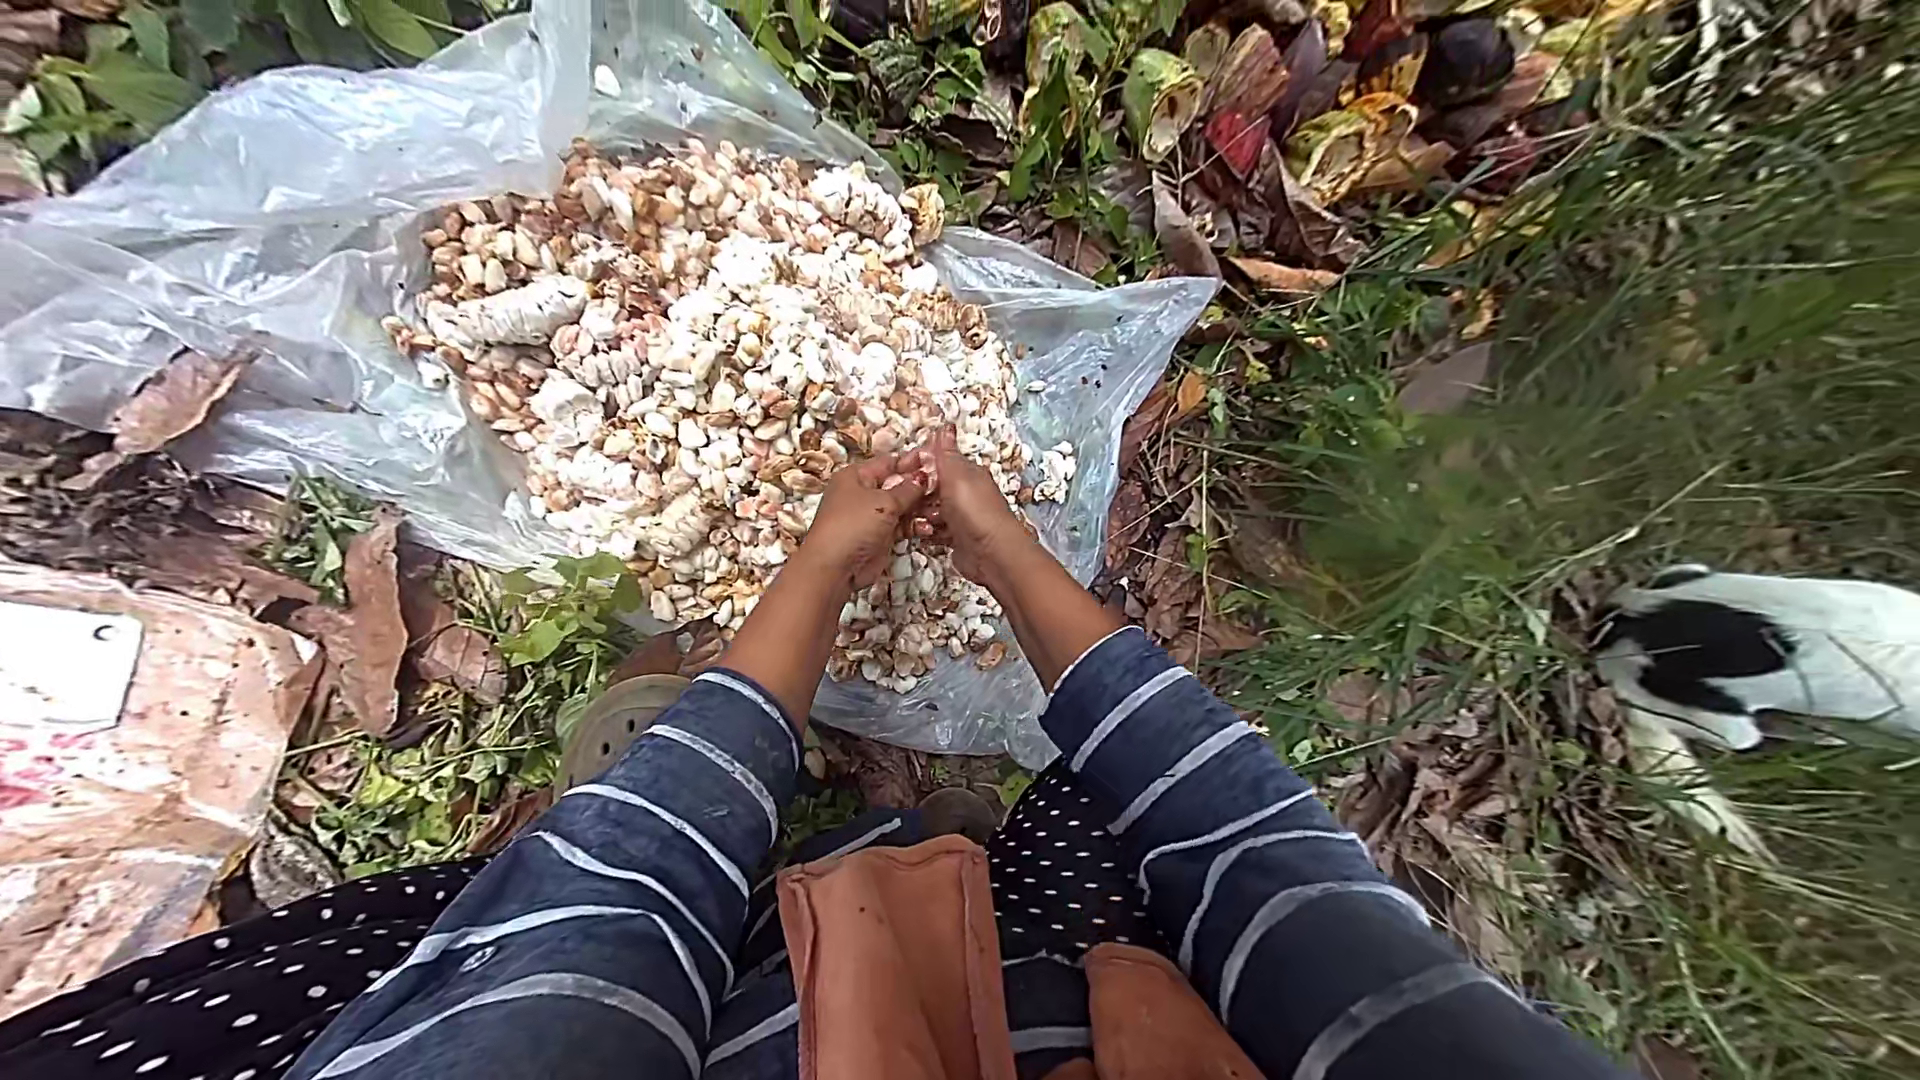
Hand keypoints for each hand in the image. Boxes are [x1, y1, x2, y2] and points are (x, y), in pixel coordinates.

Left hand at [797, 454, 927, 590]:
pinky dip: (914, 526)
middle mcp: (863, 494)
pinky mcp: (880, 537)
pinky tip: (928, 527)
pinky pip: (902, 526)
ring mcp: (872, 517)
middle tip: (944, 487)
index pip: (889, 463)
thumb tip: (923, 478)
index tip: (936, 462)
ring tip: (939, 509)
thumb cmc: (852, 526)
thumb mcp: (883, 501)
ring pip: (902, 507)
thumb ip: (908, 489)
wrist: (836, 567)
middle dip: (920, 487)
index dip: (912, 462)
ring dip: (920, 508)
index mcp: (857, 476)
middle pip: (898, 485)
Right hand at [908, 427, 1033, 584]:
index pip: (935, 460)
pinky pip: (933, 529)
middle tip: (903, 498)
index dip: (916, 464)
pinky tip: (922, 532)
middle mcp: (963, 492)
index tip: (897, 470)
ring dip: (919, 513)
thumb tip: (945, 426)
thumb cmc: (974, 510)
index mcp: (966, 472)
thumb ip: (946, 452)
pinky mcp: (955, 537)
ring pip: (929, 509)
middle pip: (929, 487)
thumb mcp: (957, 474)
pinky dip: (927, 531)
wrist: (991, 553)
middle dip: (915, 492)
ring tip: (917, 518)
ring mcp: (959, 516)